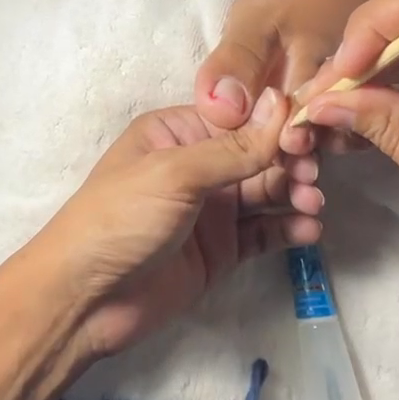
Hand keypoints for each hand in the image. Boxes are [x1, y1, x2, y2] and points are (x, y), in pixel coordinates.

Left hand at [29, 90, 323, 357]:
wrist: (85, 299)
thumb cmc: (120, 218)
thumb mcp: (175, 173)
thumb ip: (235, 146)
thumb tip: (282, 100)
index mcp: (176, 132)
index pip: (239, 119)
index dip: (276, 125)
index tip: (310, 135)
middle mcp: (196, 164)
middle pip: (257, 155)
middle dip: (289, 163)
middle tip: (313, 177)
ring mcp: (209, 209)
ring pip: (264, 192)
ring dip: (292, 195)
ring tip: (311, 205)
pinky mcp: (220, 249)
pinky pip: (262, 232)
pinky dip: (286, 228)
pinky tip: (307, 230)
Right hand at [195, 0, 398, 147]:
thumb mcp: (283, 18)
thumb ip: (242, 64)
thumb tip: (209, 110)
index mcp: (246, 50)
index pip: (238, 119)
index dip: (262, 148)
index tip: (296, 168)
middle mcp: (273, 57)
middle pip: (277, 121)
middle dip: (303, 145)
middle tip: (333, 160)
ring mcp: (313, 55)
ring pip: (317, 112)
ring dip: (338, 130)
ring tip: (364, 143)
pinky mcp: (350, 54)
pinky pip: (352, 96)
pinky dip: (368, 109)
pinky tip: (389, 119)